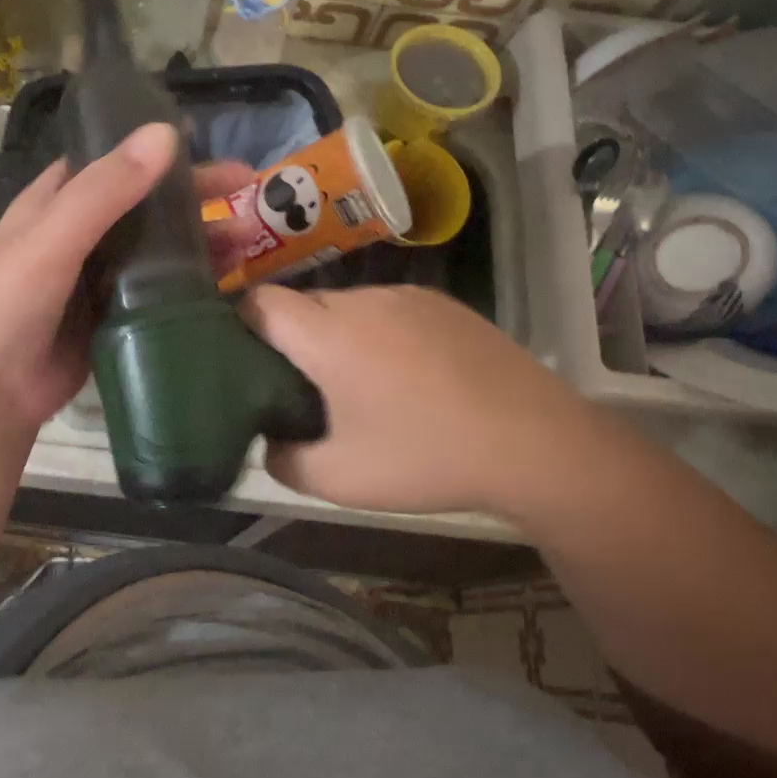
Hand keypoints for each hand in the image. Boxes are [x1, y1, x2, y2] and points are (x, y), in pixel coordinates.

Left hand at [0, 123, 256, 434]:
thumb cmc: (7, 309)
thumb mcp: (51, 241)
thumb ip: (104, 192)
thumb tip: (165, 135)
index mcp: (51, 206)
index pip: (108, 163)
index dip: (151, 150)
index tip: (204, 144)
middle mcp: (75, 239)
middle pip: (141, 208)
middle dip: (191, 199)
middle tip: (248, 190)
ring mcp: (94, 283)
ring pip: (154, 253)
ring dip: (198, 243)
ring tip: (249, 241)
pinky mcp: (110, 322)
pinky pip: (155, 295)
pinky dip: (187, 288)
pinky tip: (226, 286)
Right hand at [240, 285, 604, 515]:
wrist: (537, 445)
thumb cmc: (426, 459)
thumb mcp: (338, 480)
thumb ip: (282, 460)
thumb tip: (269, 442)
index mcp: (328, 335)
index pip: (259, 302)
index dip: (239, 326)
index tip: (242, 363)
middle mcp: (364, 301)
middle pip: (302, 305)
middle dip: (289, 340)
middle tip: (297, 390)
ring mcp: (411, 298)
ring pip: (348, 308)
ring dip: (336, 338)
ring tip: (356, 388)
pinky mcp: (447, 306)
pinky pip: (390, 311)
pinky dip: (378, 336)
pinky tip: (404, 380)